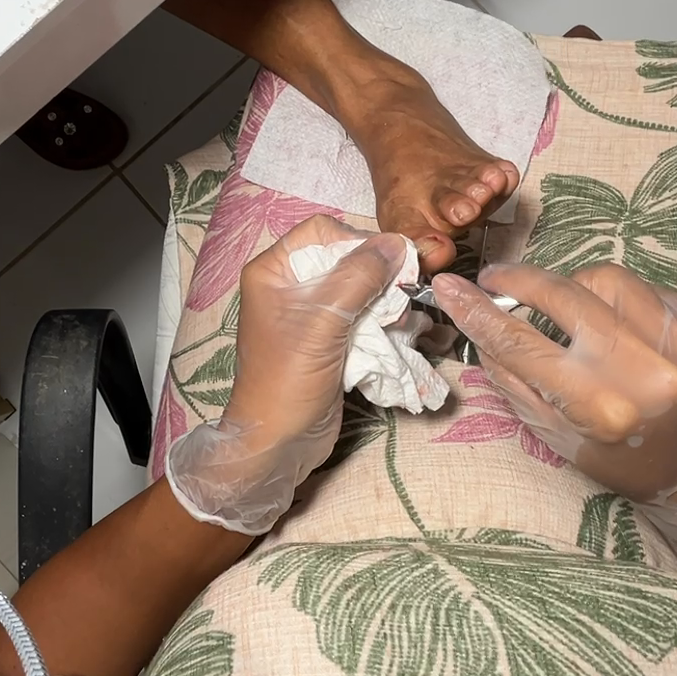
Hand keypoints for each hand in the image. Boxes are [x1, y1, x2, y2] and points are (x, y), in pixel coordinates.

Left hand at [166, 215, 408, 533]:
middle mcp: (289, 284)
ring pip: (358, 287)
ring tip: (400, 318)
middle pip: (344, 257)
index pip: (322, 231)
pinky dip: (380, 321)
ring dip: (384, 300)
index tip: (391, 262)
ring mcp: (309, 311)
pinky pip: (360, 314)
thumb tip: (395, 242)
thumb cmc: (287, 381)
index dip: (358, 240)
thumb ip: (358, 278)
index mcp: (273, 270)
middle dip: (377, 273)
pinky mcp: (327, 336)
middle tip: (403, 291)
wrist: (278, 444)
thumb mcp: (323, 323)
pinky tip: (397, 333)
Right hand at [432, 263, 676, 593]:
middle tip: (497, 278)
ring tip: (570, 311)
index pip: (519, 343)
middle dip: (519, 279)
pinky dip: (619, 299)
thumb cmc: (622, 459)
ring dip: (574, 288)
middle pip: (562, 294)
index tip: (449, 287)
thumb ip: (512, 377)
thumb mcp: (555, 434)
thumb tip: (477, 320)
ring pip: (604, 278)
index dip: (476, 311)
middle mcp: (647, 372)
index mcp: (601, 408)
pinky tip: (621, 325)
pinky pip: (644, 287)